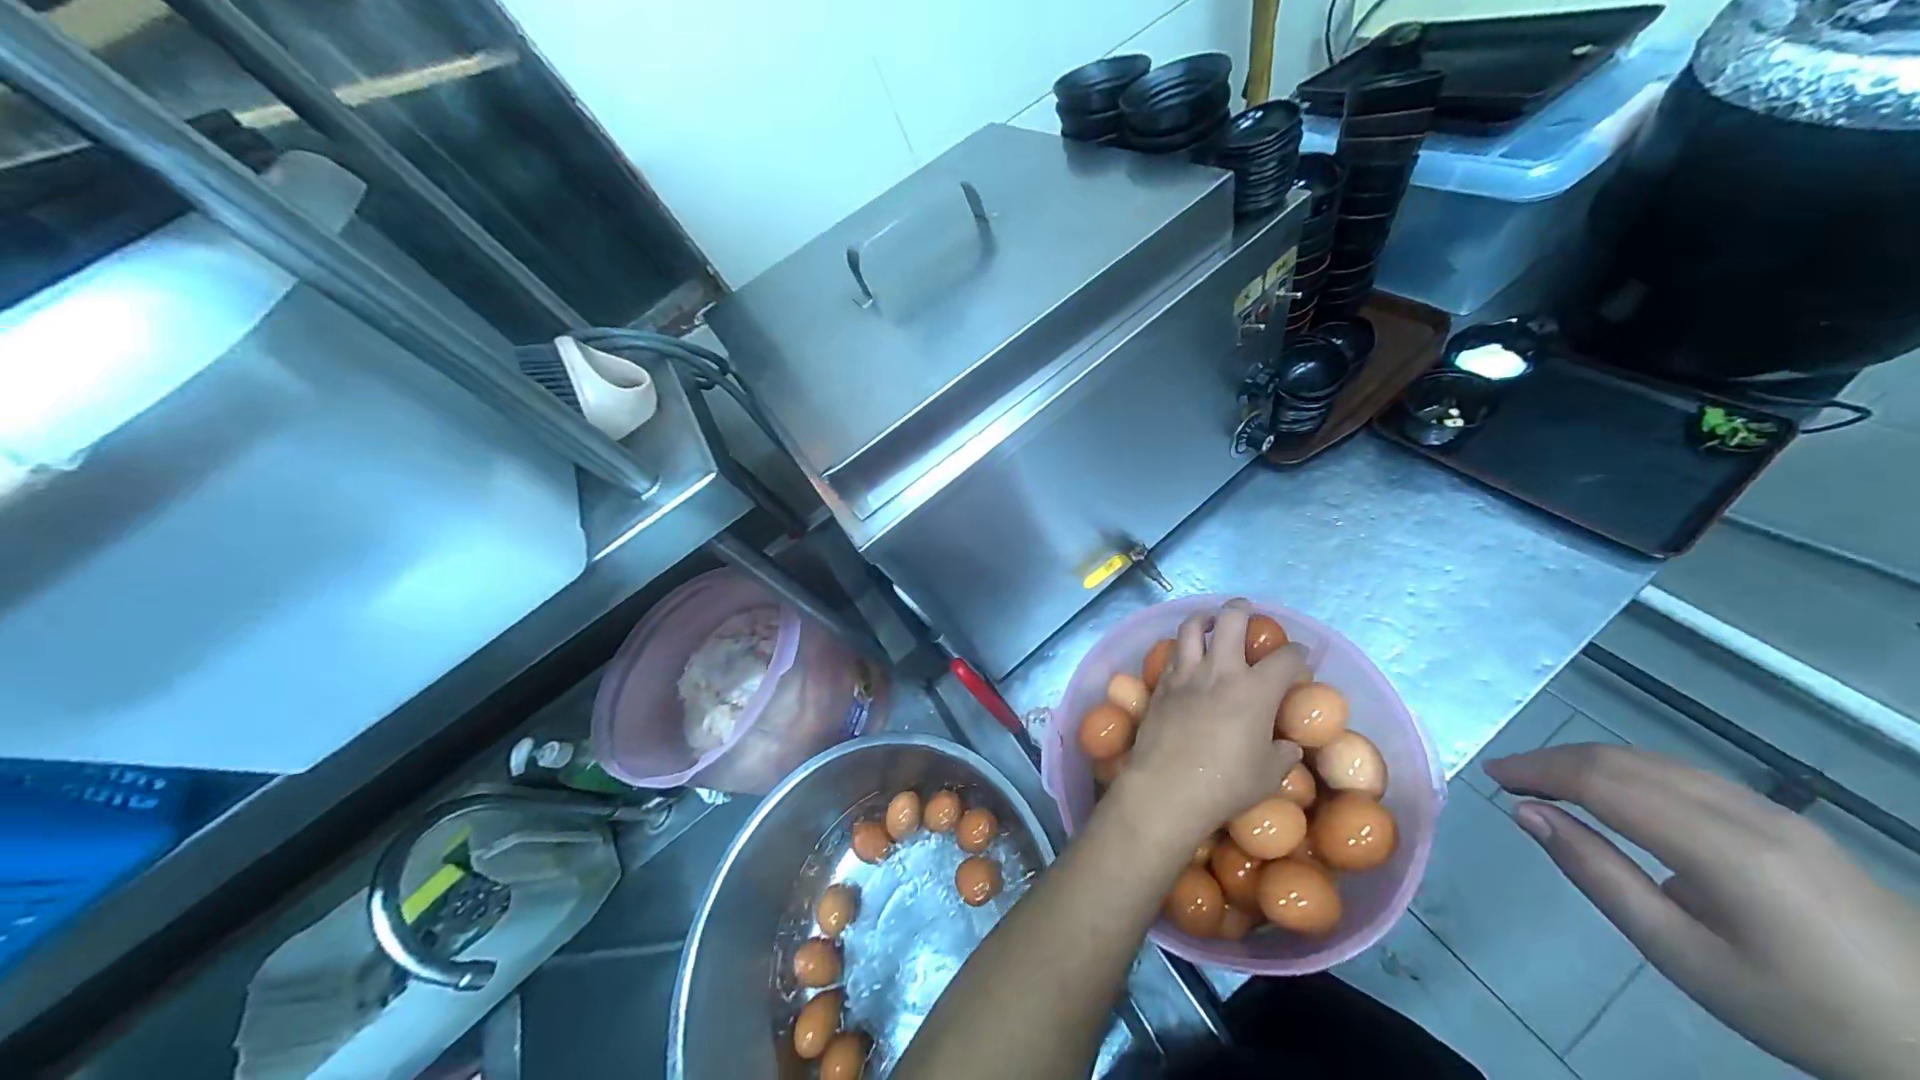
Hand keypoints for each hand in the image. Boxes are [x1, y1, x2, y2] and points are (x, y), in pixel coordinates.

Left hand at [1111, 599, 1307, 845]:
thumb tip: (1287, 745)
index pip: (1286, 658)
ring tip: (1210, 619)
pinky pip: (1172, 654)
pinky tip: (1186, 655)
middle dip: (1242, 609)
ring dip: (1204, 617)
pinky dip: (1182, 646)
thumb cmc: (1226, 784)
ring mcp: (1186, 674)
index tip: (1301, 655)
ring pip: (1191, 628)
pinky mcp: (1161, 685)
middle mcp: (1221, 671)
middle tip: (1246, 609)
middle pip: (1231, 621)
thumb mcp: (1268, 775)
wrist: (1167, 787)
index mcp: (1256, 690)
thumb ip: (1282, 754)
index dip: (1298, 653)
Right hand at [1487, 743, 1919, 1079]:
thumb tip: (1530, 814)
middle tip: (1508, 777)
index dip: (1540, 770)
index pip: (1605, 782)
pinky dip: (1629, 770)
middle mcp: (1748, 814)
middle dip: (1557, 760)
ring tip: (1546, 780)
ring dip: (1590, 761)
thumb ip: (1599, 875)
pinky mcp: (1788, 822)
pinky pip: (1688, 775)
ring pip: (1657, 761)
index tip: (1492, 775)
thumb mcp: (1682, 954)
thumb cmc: (1796, 1007)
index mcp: (1723, 849)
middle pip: (1629, 762)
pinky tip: (1612, 790)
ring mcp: (1776, 813)